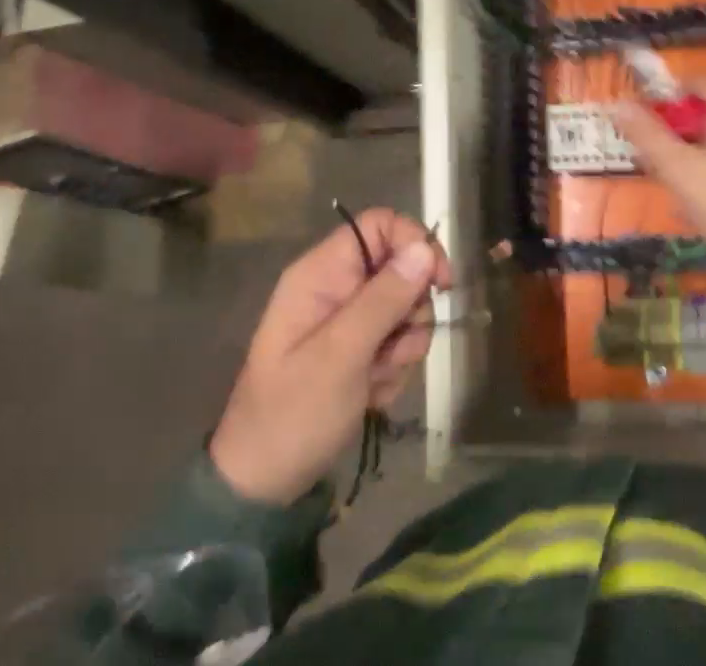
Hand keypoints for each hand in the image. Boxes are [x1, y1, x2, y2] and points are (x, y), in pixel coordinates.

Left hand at [209, 209, 451, 504]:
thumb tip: (424, 248)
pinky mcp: (358, 351)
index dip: (416, 246)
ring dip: (403, 349)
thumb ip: (383, 300)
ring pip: (406, 311)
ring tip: (373, 380)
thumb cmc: (293, 413)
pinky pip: (399, 343)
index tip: (440, 284)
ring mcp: (347, 322)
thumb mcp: (341, 355)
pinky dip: (394, 370)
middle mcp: (335, 289)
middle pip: (402, 271)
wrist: (265, 480)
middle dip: (410, 314)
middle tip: (390, 351)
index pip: (380, 227)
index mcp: (320, 275)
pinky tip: (370, 394)